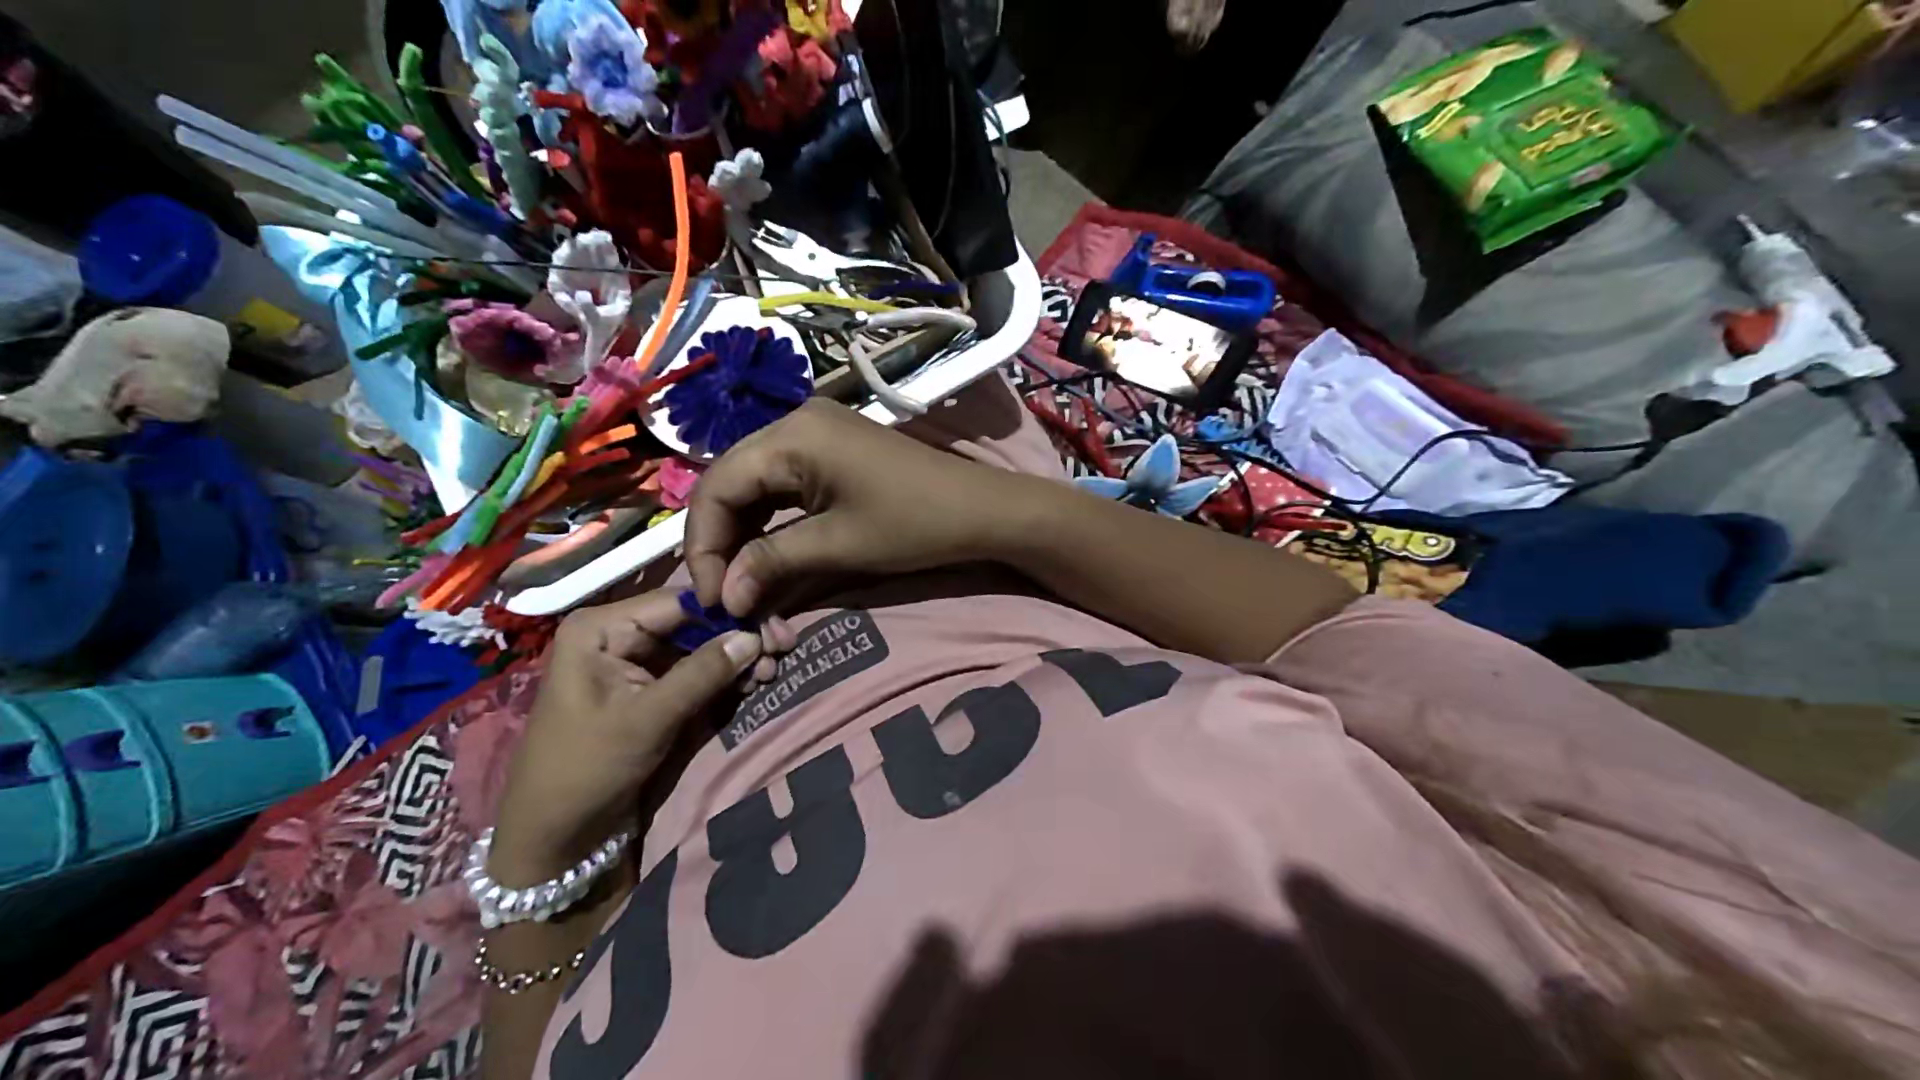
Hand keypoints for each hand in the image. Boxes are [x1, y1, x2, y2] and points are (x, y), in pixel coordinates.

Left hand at [487, 589, 760, 884]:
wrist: (555, 833)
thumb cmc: (588, 769)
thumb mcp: (648, 718)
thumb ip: (702, 674)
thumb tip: (754, 638)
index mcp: (601, 628)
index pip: (679, 603)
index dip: (730, 612)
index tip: (774, 630)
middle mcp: (617, 633)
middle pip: (692, 621)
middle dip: (737, 637)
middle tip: (783, 650)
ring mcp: (633, 659)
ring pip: (698, 645)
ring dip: (736, 658)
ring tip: (771, 673)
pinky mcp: (647, 685)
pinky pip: (692, 669)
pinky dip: (723, 676)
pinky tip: (751, 684)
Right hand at [685, 399, 1040, 615]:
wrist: (981, 510)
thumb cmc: (914, 523)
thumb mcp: (839, 545)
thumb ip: (772, 564)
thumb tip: (724, 599)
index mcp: (791, 435)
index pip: (717, 486)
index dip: (704, 545)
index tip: (710, 598)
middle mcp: (794, 422)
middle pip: (731, 482)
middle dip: (721, 541)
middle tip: (722, 595)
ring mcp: (815, 433)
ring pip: (754, 485)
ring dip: (743, 533)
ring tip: (739, 582)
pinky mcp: (831, 450)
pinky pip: (783, 484)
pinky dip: (770, 521)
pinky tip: (765, 554)